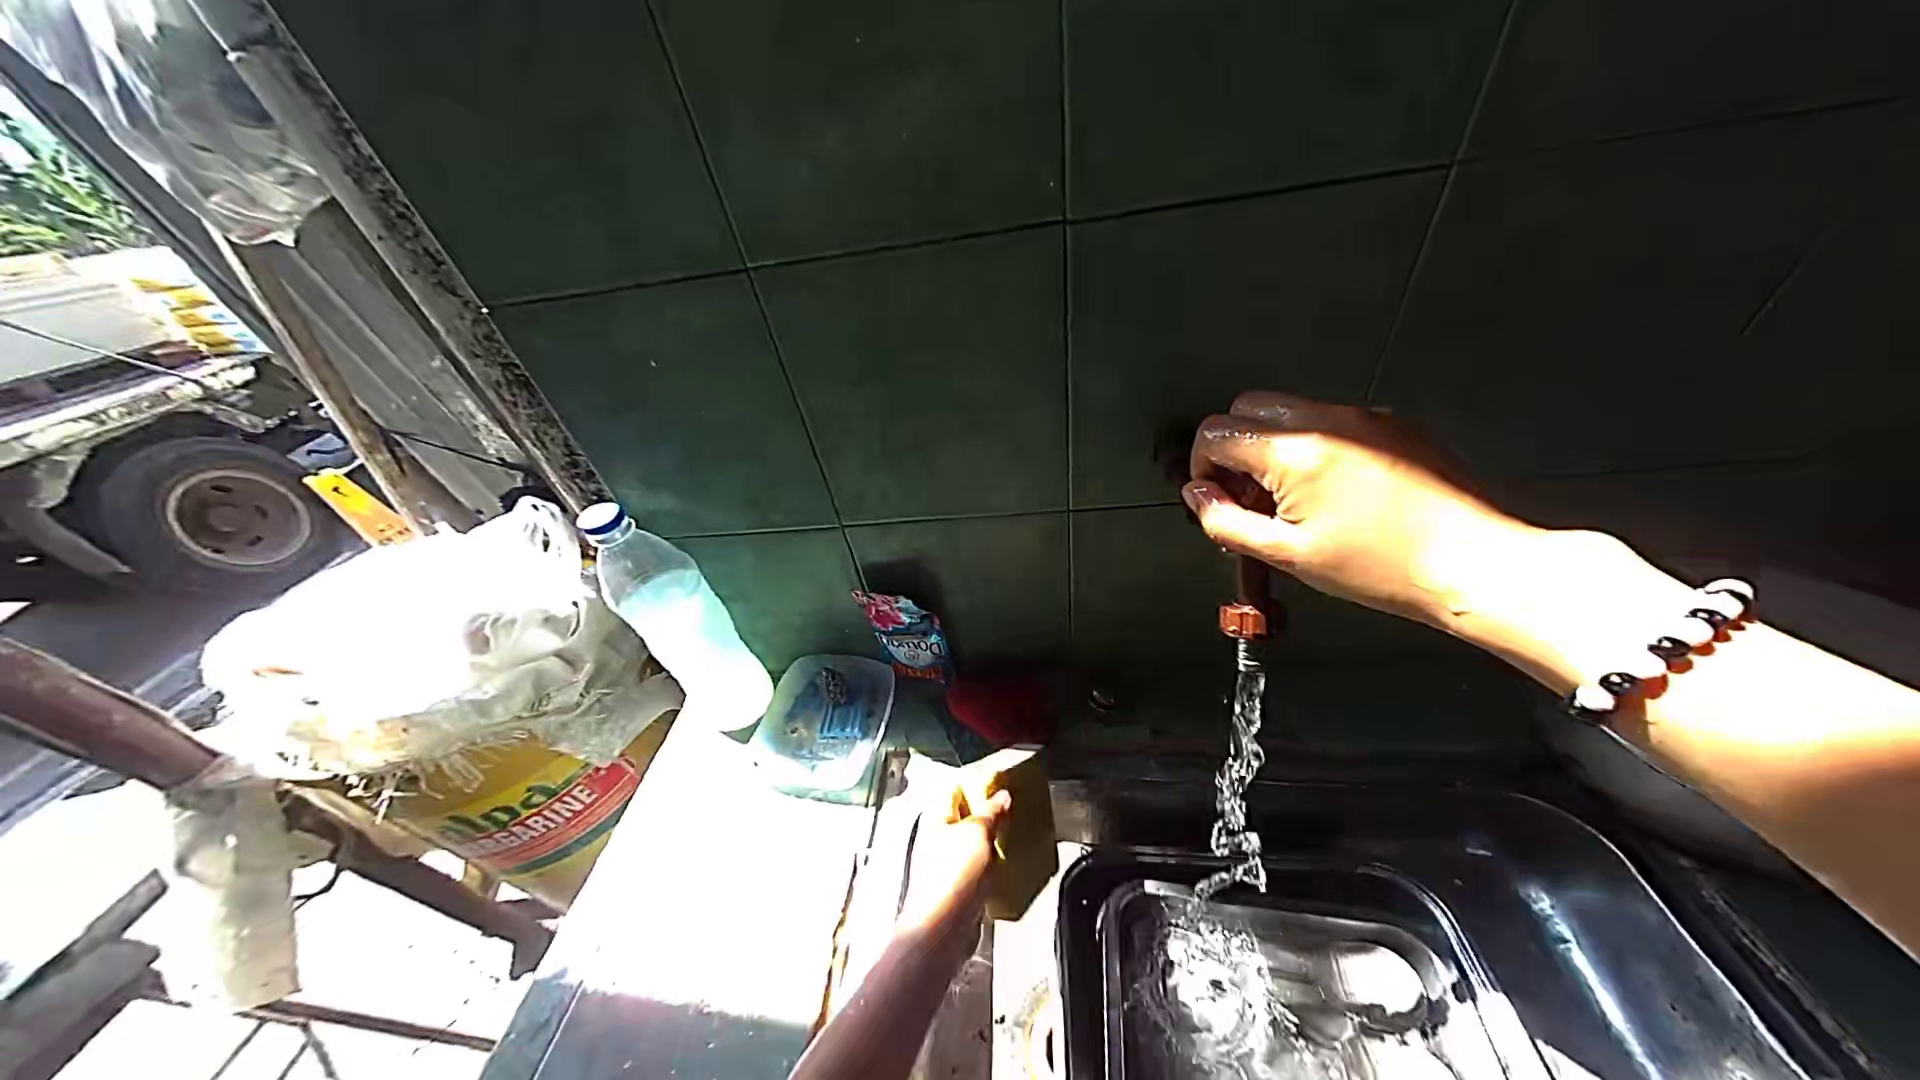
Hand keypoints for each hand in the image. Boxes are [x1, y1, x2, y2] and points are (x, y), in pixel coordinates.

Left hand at [898, 786, 1010, 943]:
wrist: (942, 930)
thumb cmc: (951, 876)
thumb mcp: (977, 833)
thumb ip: (991, 813)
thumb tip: (1002, 796)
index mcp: (935, 817)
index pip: (955, 788)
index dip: (977, 783)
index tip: (1001, 783)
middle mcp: (936, 838)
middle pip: (964, 816)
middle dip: (988, 813)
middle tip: (1012, 808)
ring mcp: (945, 864)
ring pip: (972, 843)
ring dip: (991, 840)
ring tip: (1014, 833)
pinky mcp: (957, 887)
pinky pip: (977, 868)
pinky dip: (992, 865)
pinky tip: (1006, 865)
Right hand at [1183, 391, 1524, 627]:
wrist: (1474, 564)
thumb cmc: (1390, 565)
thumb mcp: (1286, 554)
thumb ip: (1224, 521)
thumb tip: (1199, 496)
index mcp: (1296, 452)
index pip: (1216, 432)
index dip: (1202, 466)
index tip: (1213, 493)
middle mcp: (1329, 421)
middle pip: (1247, 408)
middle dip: (1232, 446)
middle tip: (1243, 492)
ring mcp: (1365, 418)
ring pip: (1288, 410)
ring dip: (1270, 445)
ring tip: (1287, 499)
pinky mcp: (1392, 425)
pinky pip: (1330, 420)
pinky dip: (1310, 445)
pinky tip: (1326, 492)